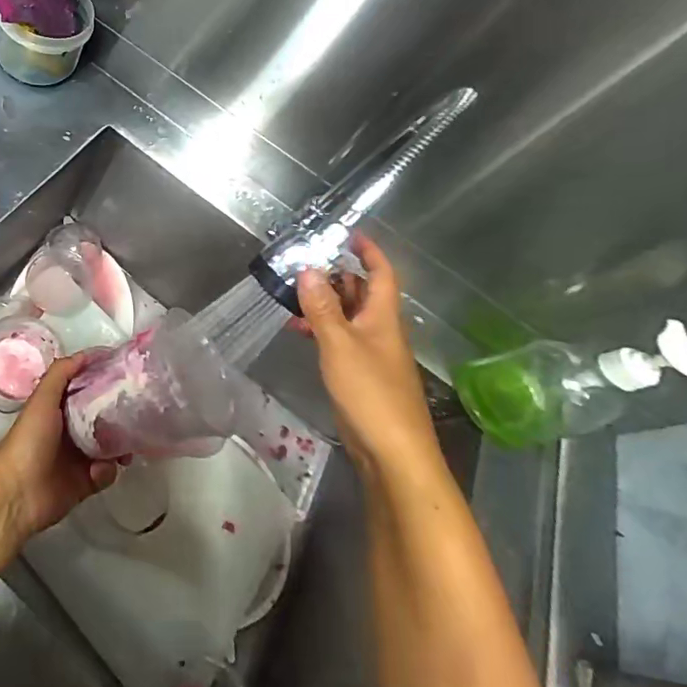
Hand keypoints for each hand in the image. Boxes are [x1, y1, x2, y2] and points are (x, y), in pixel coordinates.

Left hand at [0, 356, 117, 600]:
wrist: (18, 492)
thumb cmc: (29, 440)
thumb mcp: (42, 399)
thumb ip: (61, 373)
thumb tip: (87, 354)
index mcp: (58, 409)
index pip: (87, 389)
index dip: (104, 380)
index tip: (127, 373)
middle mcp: (70, 431)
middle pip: (102, 417)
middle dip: (120, 414)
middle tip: (138, 409)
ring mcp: (79, 458)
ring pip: (110, 445)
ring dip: (120, 444)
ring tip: (129, 443)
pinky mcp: (85, 482)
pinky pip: (107, 472)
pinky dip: (107, 470)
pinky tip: (100, 469)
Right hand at [294, 235, 436, 470]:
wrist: (393, 452)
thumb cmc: (371, 392)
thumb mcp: (340, 344)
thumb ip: (322, 308)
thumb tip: (307, 269)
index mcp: (384, 316)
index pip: (382, 272)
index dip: (369, 250)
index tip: (349, 233)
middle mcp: (381, 330)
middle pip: (362, 292)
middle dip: (337, 275)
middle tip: (305, 263)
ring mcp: (372, 353)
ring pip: (349, 317)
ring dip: (325, 303)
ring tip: (293, 294)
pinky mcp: (362, 376)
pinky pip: (341, 340)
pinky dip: (322, 330)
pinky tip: (300, 331)